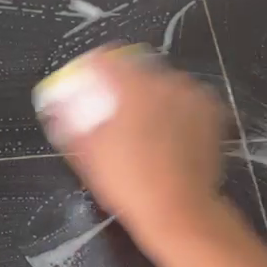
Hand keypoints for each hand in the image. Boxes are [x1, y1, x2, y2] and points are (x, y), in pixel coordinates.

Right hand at [32, 44, 228, 229]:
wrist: (178, 209)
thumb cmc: (128, 183)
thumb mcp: (86, 152)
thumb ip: (68, 118)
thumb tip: (56, 102)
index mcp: (129, 87)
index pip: (104, 58)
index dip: (91, 70)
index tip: (86, 87)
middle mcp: (162, 81)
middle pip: (133, 70)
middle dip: (121, 88)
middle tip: (112, 116)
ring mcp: (191, 94)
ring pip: (161, 84)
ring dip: (149, 98)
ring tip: (142, 130)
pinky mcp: (211, 110)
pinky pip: (184, 98)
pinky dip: (174, 109)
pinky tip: (166, 134)